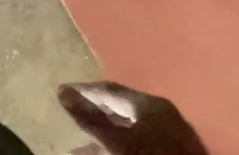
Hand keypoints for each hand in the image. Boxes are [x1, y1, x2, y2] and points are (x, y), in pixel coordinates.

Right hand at [58, 81, 208, 154]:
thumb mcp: (118, 142)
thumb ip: (91, 118)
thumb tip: (61, 90)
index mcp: (150, 103)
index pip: (110, 89)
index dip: (83, 91)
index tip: (61, 93)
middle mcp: (163, 112)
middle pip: (120, 109)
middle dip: (94, 116)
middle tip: (71, 118)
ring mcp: (173, 135)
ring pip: (131, 130)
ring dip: (106, 136)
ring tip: (81, 147)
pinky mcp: (178, 152)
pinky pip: (142, 143)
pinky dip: (123, 146)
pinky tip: (108, 152)